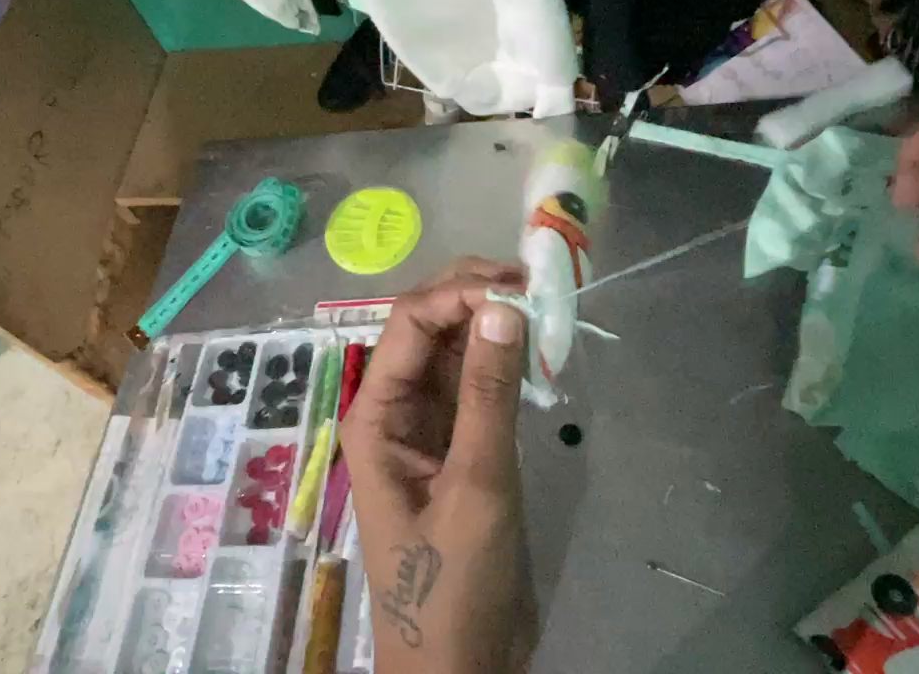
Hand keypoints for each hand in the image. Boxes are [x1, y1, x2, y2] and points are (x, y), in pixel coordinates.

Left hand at [341, 258, 536, 673]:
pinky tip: (534, 346)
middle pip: (427, 326)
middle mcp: (394, 406)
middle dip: (473, 295)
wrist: (460, 666)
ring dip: (491, 321)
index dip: (459, 292)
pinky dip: (502, 357)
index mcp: (376, 413)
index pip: (410, 323)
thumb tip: (502, 307)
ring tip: (542, 303)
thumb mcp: (476, 487)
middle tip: (535, 283)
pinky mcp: (456, 440)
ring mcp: (426, 422)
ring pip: (452, 348)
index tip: (519, 286)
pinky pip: (474, 380)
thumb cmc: (454, 584)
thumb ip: (487, 394)